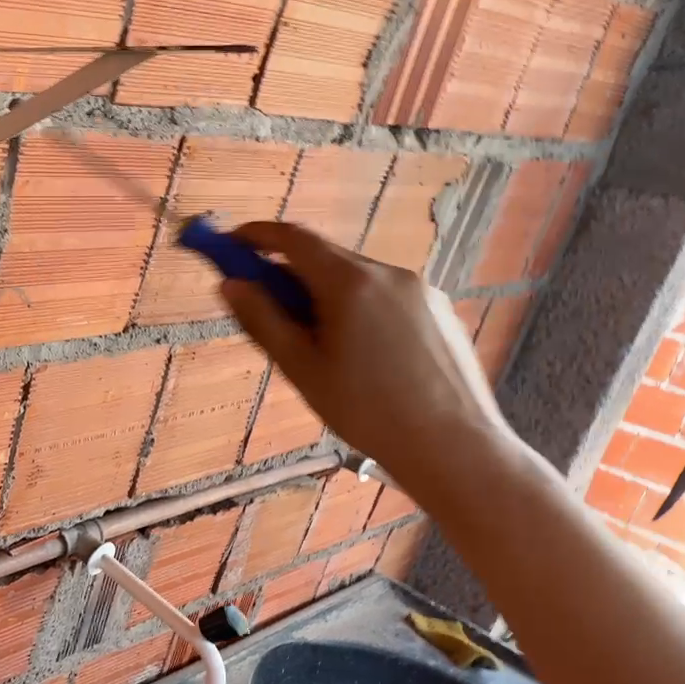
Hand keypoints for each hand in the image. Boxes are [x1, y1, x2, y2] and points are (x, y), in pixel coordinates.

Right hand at [218, 222, 519, 487]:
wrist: (456, 448)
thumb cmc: (365, 409)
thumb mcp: (299, 366)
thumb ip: (261, 318)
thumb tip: (229, 284)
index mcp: (350, 283)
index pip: (293, 237)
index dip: (255, 235)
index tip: (228, 243)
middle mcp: (389, 274)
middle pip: (324, 256)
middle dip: (286, 269)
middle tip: (261, 301)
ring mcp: (421, 291)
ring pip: (355, 277)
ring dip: (321, 291)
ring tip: (312, 341)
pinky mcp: (440, 311)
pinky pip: (383, 295)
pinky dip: (355, 305)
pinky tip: (356, 352)